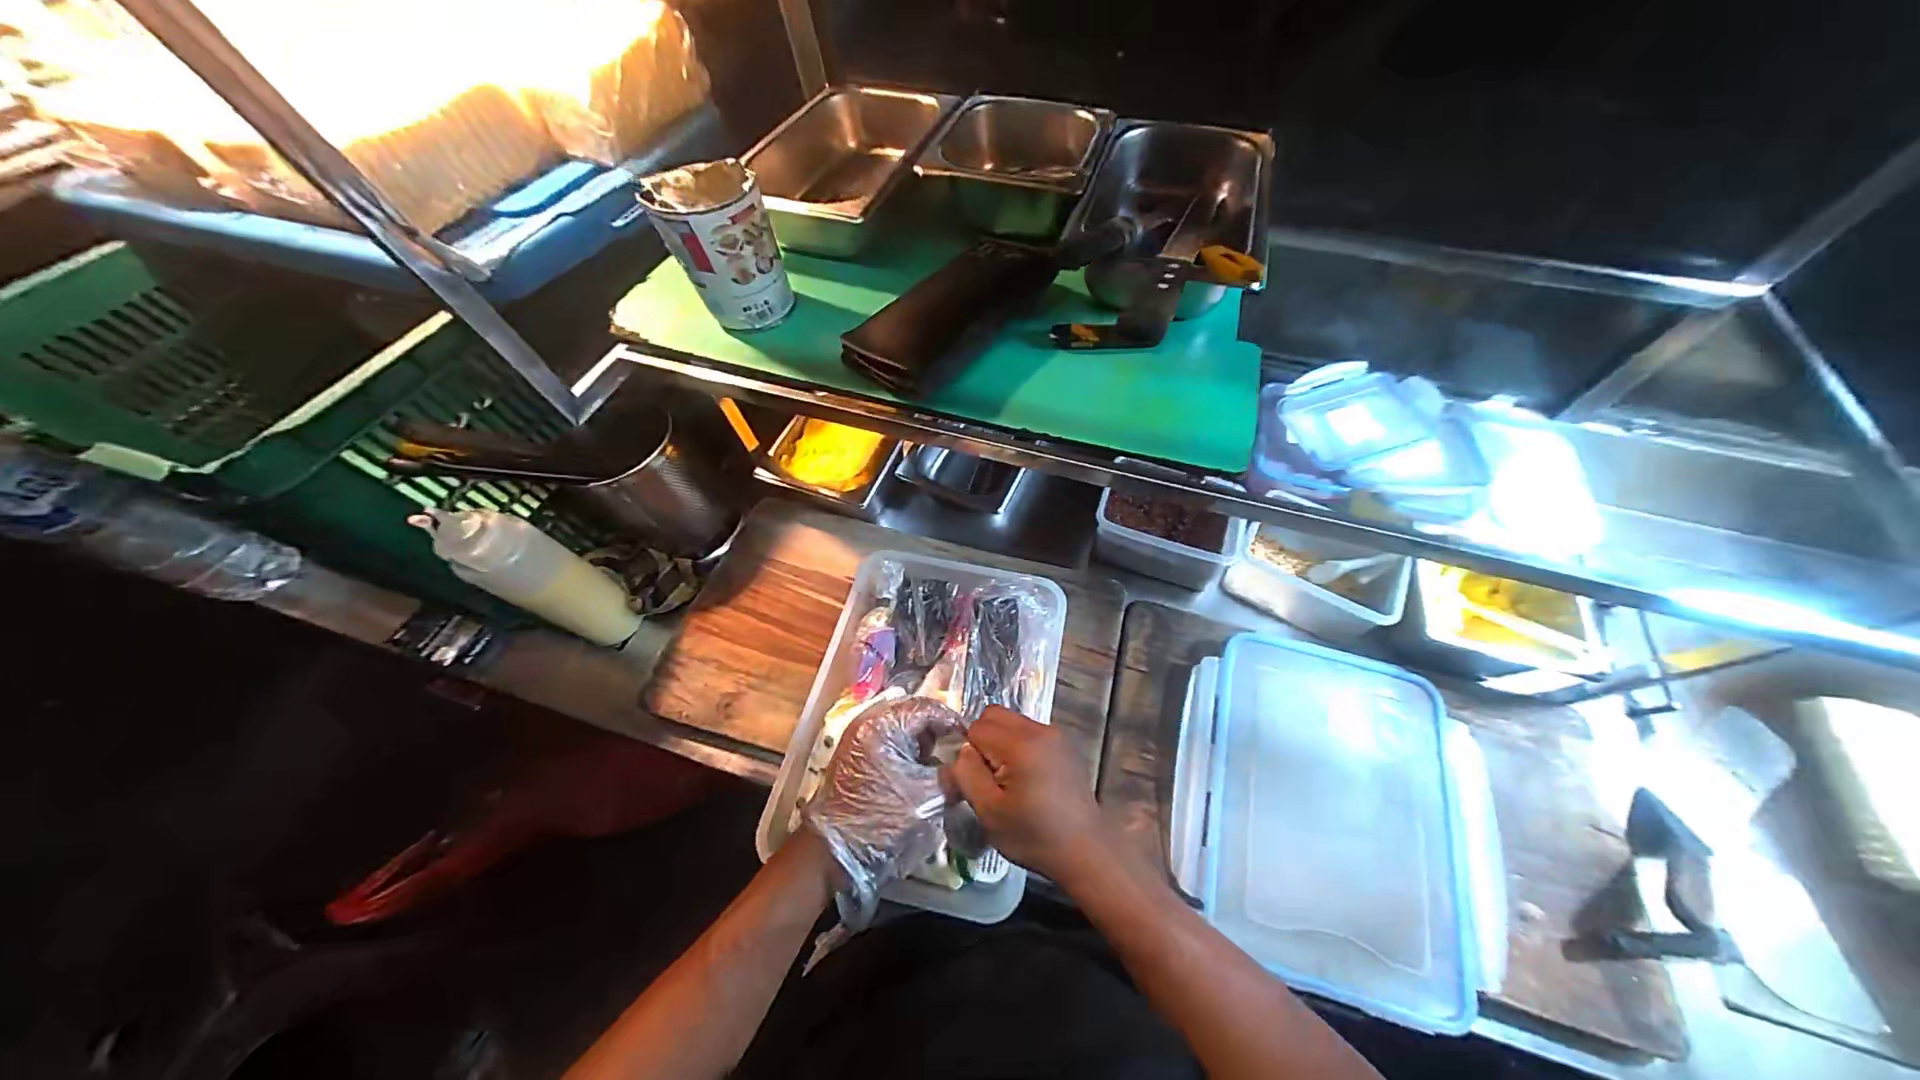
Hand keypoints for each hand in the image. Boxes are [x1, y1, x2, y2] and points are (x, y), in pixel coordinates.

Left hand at [802, 697, 965, 922]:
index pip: (928, 707)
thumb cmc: (880, 819)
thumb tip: (969, 765)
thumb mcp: (928, 798)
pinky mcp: (855, 755)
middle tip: (957, 754)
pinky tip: (919, 776)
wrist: (831, 852)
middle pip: (914, 715)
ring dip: (923, 744)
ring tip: (940, 768)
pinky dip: (907, 754)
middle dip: (938, 733)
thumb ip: (955, 774)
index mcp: (884, 724)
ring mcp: (858, 738)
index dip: (953, 722)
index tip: (971, 743)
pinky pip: (889, 743)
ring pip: (902, 730)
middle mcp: (868, 722)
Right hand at [945, 705, 1112, 884]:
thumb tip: (960, 752)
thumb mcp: (989, 811)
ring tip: (1008, 781)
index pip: (976, 728)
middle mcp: (1040, 730)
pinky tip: (1027, 780)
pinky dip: (1018, 748)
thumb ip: (966, 775)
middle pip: (993, 716)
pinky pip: (1029, 732)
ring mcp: (1055, 735)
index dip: (968, 754)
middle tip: (988, 778)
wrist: (1086, 851)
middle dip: (982, 742)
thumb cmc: (1034, 836)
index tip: (975, 784)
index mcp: (1021, 744)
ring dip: (1000, 744)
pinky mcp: (1064, 745)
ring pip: (1011, 722)